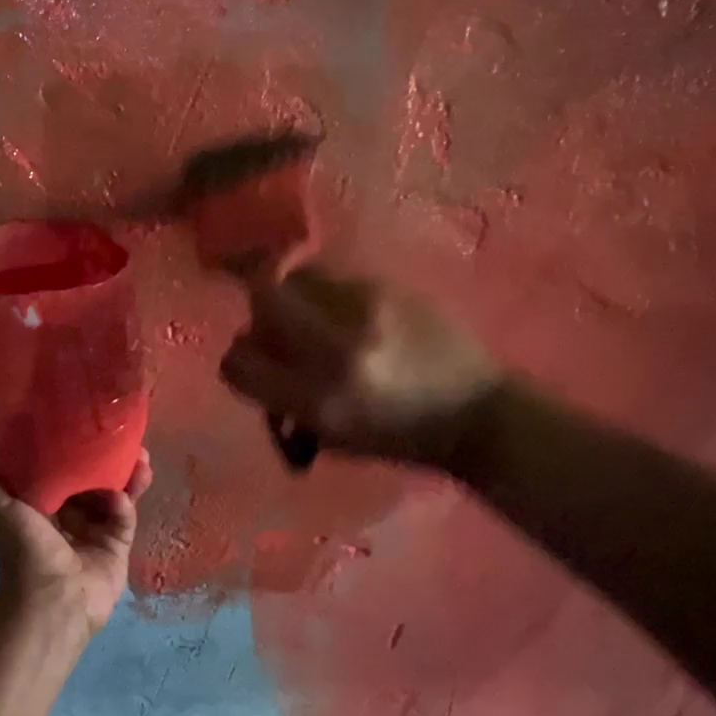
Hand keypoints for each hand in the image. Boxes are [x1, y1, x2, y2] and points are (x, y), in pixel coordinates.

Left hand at [0, 422, 152, 633]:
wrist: (54, 603)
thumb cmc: (21, 550)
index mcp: (36, 502)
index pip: (54, 463)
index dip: (66, 440)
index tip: (79, 414)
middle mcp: (65, 512)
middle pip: (89, 475)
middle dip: (104, 454)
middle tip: (119, 432)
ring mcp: (92, 529)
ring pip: (113, 491)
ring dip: (125, 473)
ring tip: (139, 454)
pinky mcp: (116, 546)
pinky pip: (124, 517)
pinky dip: (124, 504)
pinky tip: (123, 496)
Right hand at [220, 267, 501, 472]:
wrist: (478, 415)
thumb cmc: (399, 438)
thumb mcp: (330, 435)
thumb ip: (283, 398)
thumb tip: (257, 358)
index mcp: (318, 402)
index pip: (238, 363)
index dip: (239, 364)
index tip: (255, 368)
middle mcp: (336, 351)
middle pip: (262, 297)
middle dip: (259, 312)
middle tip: (273, 326)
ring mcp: (365, 311)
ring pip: (296, 276)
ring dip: (293, 296)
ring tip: (315, 316)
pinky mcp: (390, 288)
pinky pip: (334, 278)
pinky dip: (330, 295)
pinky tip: (353, 316)